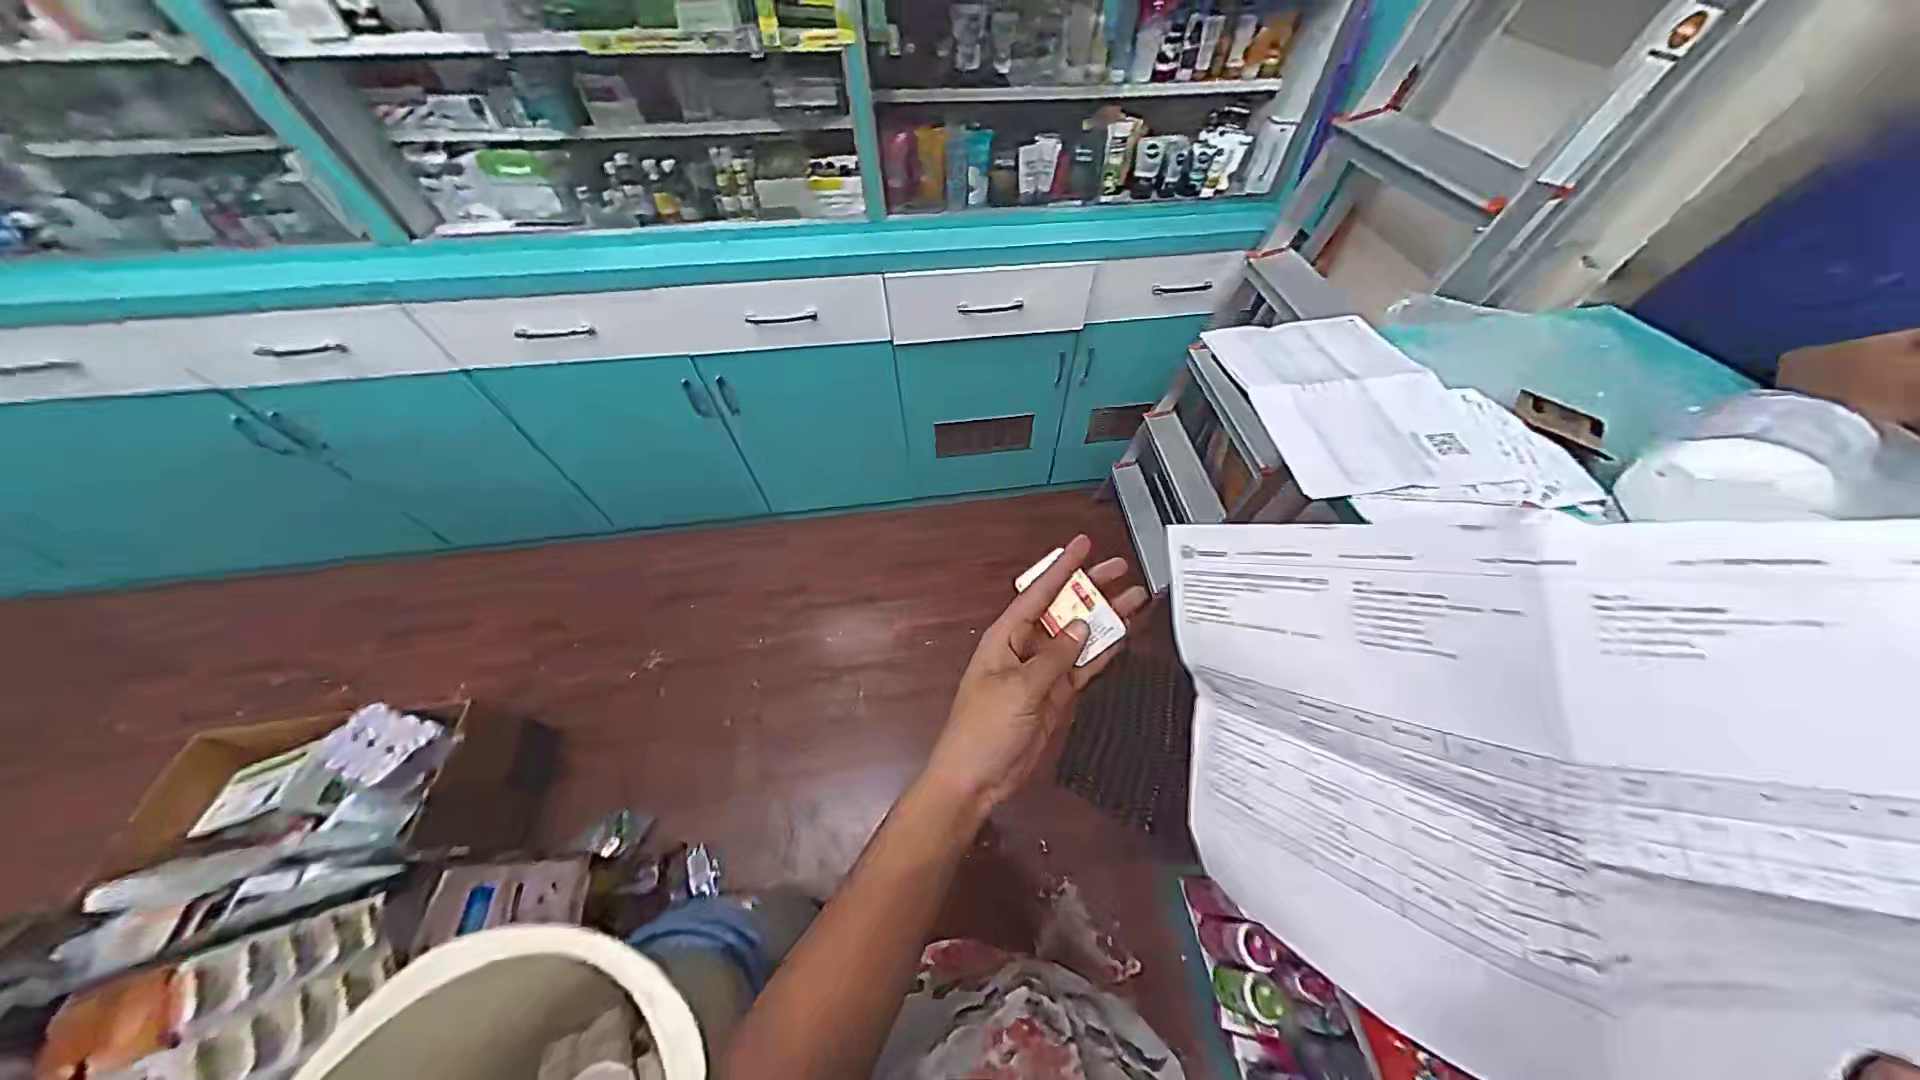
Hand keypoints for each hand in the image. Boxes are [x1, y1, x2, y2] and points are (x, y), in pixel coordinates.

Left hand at [922, 534, 1150, 817]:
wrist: (977, 776)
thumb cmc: (981, 729)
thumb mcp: (1019, 688)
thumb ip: (1054, 657)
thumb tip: (1081, 628)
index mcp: (1005, 637)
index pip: (1038, 592)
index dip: (1062, 567)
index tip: (1082, 545)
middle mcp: (1024, 648)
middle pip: (1062, 610)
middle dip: (1090, 589)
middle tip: (1120, 571)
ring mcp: (1040, 672)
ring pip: (1077, 637)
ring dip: (1102, 621)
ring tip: (1133, 601)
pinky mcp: (1053, 695)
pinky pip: (1081, 666)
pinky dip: (1100, 653)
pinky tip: (1119, 637)